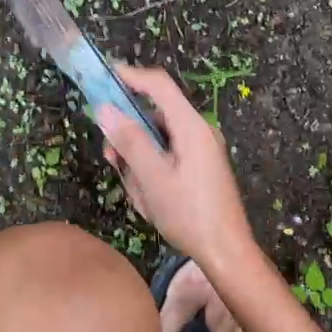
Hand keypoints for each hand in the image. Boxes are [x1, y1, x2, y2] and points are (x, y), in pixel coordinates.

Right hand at [97, 64, 254, 268]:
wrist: (228, 255)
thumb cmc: (190, 214)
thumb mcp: (153, 178)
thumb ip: (129, 140)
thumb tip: (105, 108)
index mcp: (191, 126)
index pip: (159, 85)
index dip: (131, 76)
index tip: (103, 77)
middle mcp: (198, 131)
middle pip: (154, 116)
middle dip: (129, 135)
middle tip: (112, 159)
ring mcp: (201, 150)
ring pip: (157, 140)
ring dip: (139, 161)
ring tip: (138, 193)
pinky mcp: (200, 168)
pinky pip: (167, 157)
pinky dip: (152, 172)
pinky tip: (149, 199)